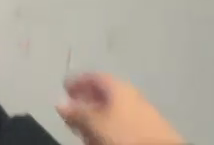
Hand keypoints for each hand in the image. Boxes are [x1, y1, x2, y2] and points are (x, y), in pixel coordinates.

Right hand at [57, 73, 183, 144]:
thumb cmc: (124, 134)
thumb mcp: (94, 123)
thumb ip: (76, 112)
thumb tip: (59, 102)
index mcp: (117, 84)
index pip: (91, 76)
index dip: (76, 81)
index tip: (64, 89)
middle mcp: (131, 92)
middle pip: (105, 93)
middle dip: (88, 102)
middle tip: (74, 112)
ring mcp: (144, 110)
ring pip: (116, 110)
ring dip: (100, 117)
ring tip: (88, 130)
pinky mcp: (153, 129)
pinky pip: (126, 123)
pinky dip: (114, 127)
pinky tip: (108, 137)